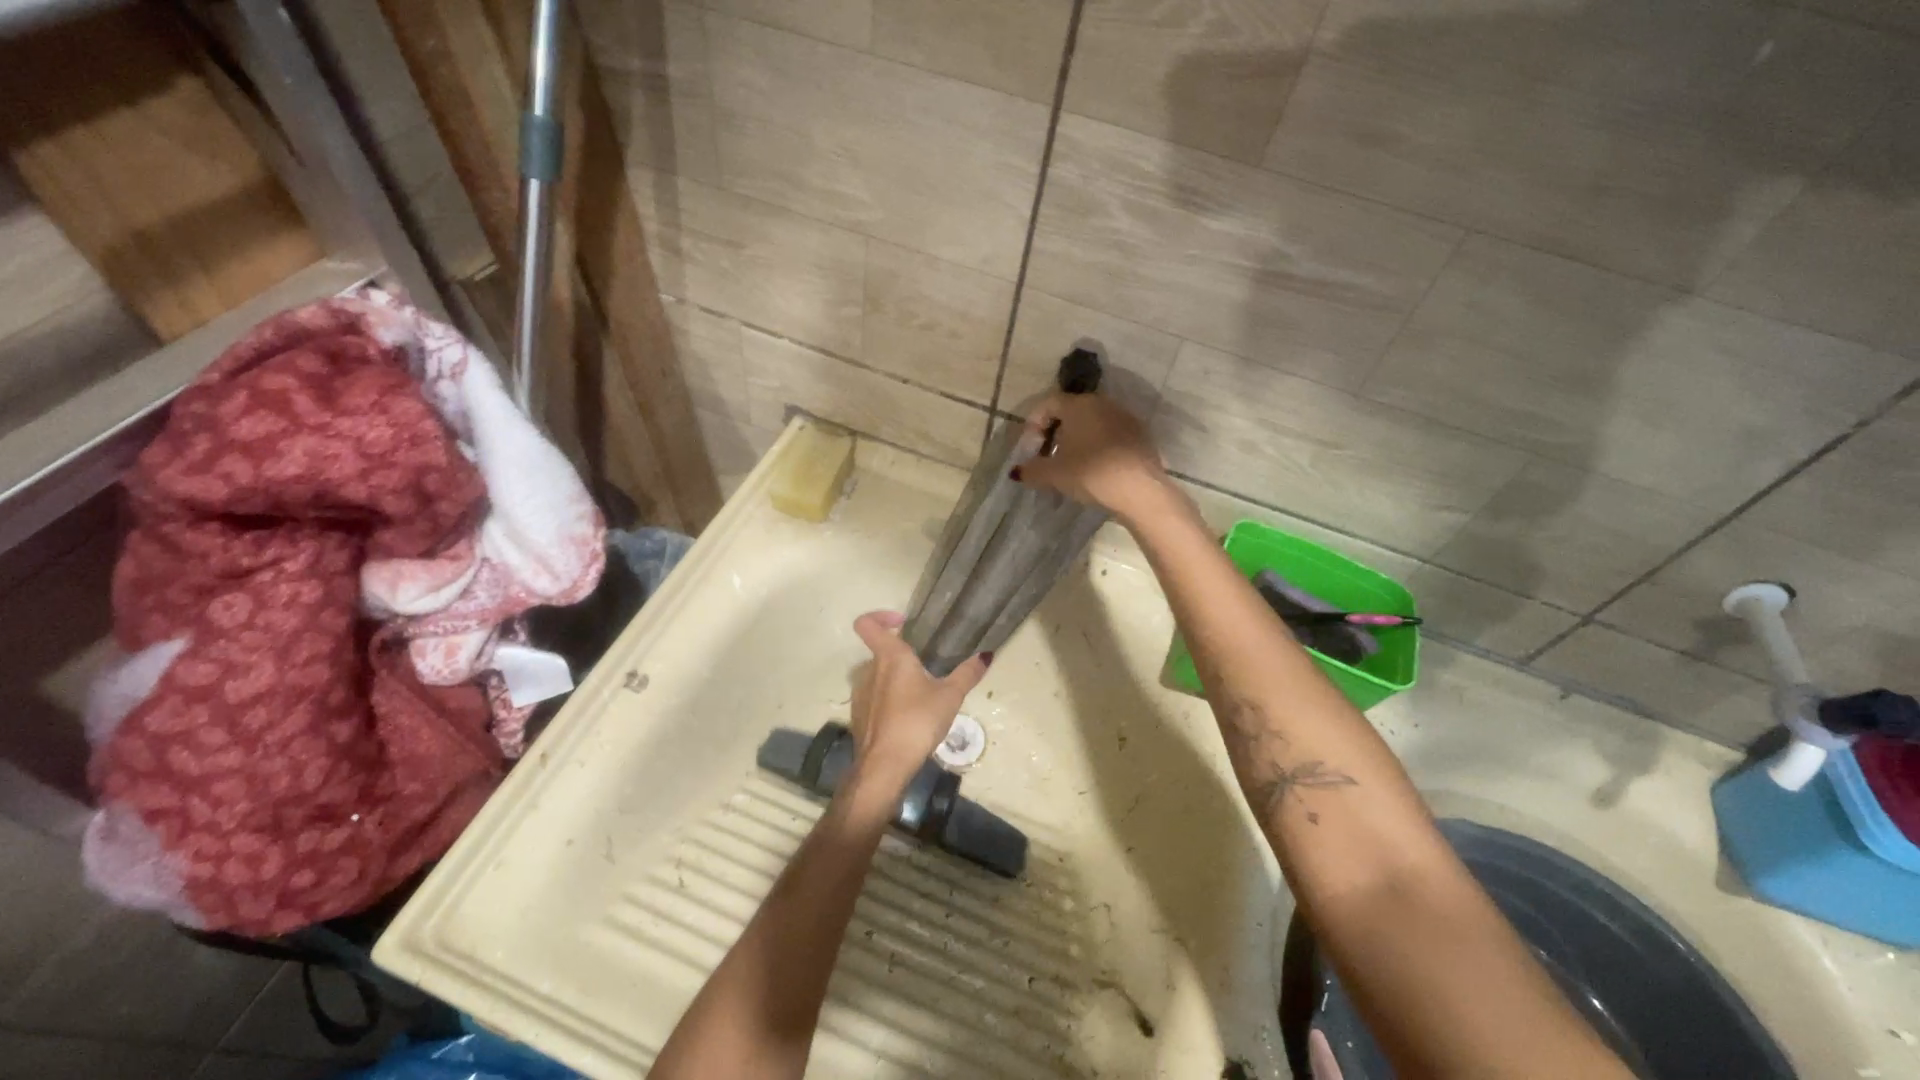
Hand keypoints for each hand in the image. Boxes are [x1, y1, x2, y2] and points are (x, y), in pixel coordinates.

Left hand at [848, 611, 990, 785]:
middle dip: (903, 657)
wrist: (885, 764)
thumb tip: (987, 655)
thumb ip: (967, 674)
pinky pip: (874, 698)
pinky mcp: (859, 715)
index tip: (903, 623)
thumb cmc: (917, 721)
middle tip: (927, 669)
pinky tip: (908, 718)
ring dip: (896, 681)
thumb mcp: (950, 697)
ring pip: (878, 676)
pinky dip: (889, 701)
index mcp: (890, 657)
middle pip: (880, 652)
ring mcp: (860, 694)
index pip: (867, 624)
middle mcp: (869, 670)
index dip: (880, 617)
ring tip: (921, 697)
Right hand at [1011, 394, 1170, 521]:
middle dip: (1055, 431)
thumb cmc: (1091, 473)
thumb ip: (1031, 470)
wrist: (1140, 490)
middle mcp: (1103, 403)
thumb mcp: (1053, 474)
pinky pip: (1111, 434)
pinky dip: (1098, 446)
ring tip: (1071, 464)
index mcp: (1079, 404)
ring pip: (1093, 422)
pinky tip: (1096, 468)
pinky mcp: (1141, 435)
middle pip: (1071, 411)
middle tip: (1048, 456)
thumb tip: (1018, 471)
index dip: (1033, 424)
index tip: (1030, 449)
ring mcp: (1125, 418)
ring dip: (1078, 439)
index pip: (1048, 403)